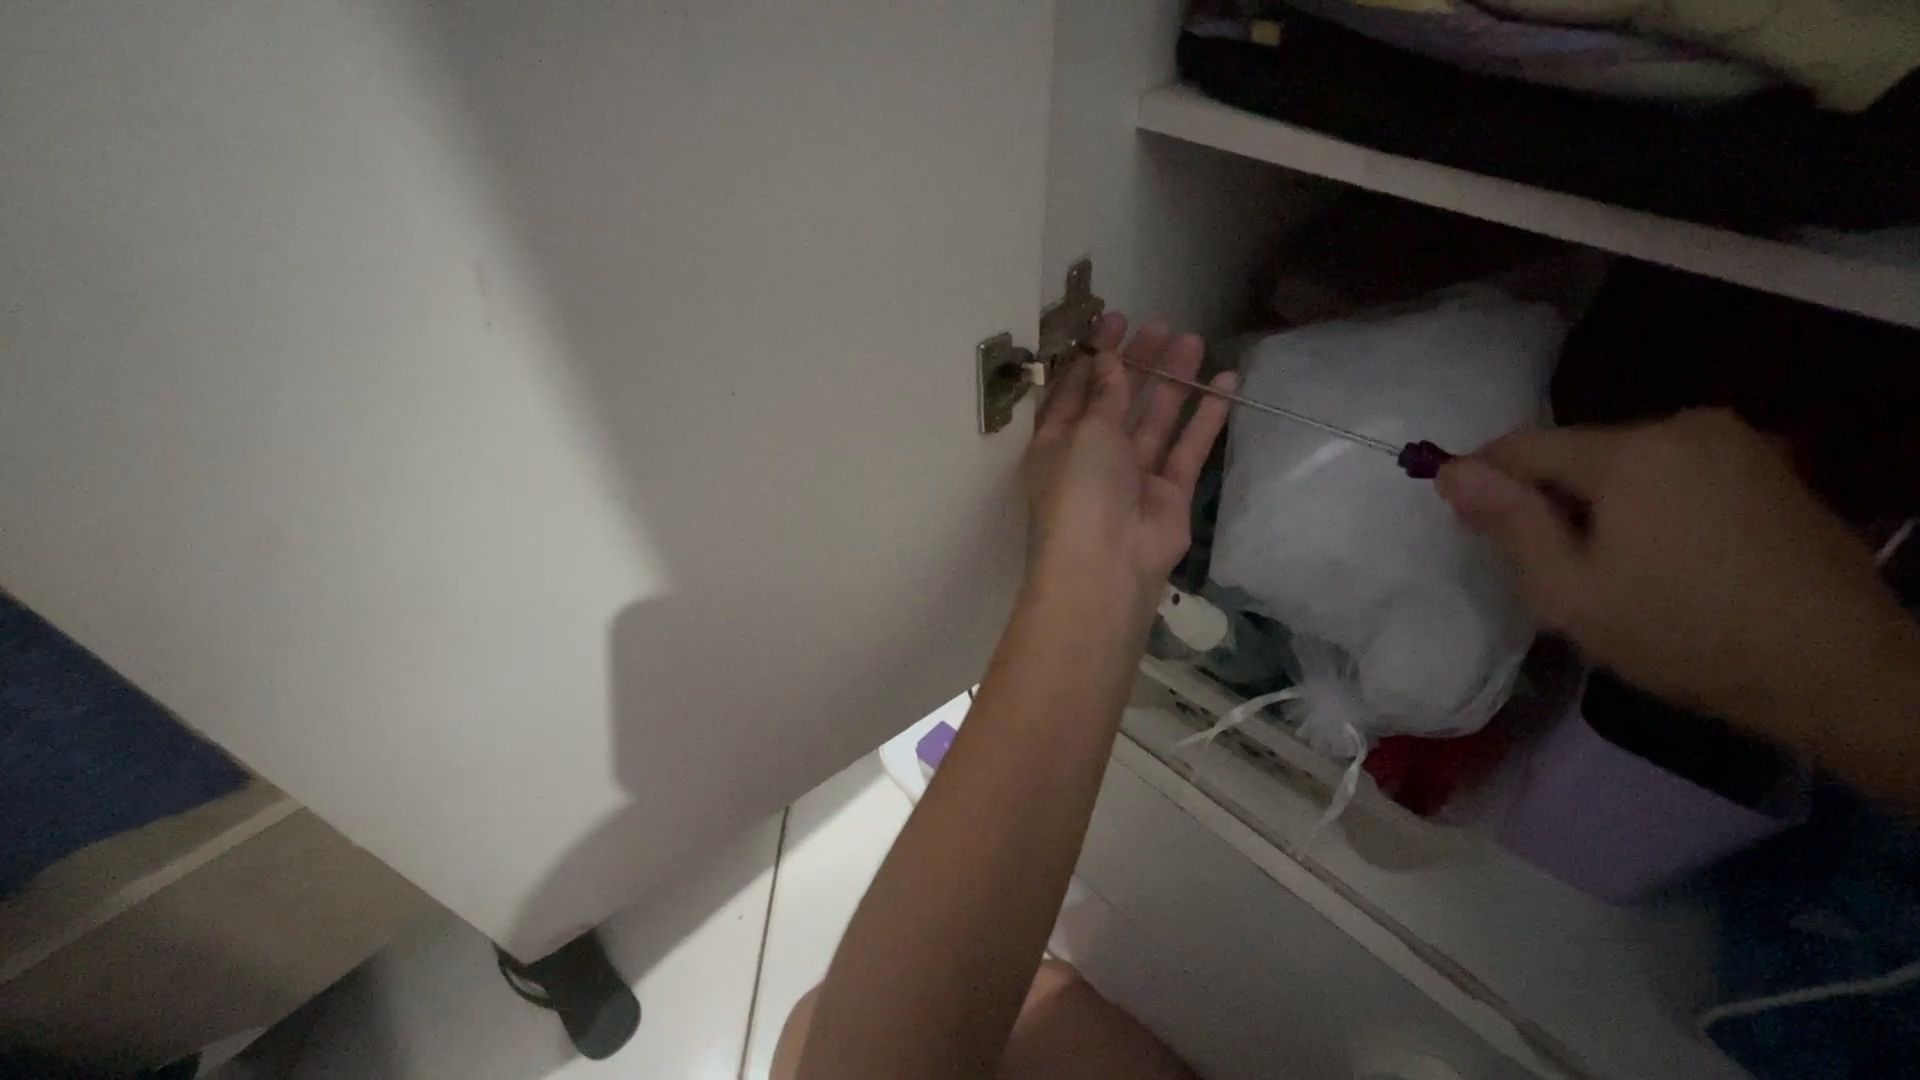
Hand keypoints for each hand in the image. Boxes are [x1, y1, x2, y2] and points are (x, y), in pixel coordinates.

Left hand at [1023, 313, 1235, 605]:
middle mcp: (1092, 456)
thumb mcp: (1085, 432)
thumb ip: (1104, 395)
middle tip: (1162, 326)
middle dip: (1138, 363)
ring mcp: (1132, 476)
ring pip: (1155, 420)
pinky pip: (1187, 448)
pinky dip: (1205, 418)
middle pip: (1118, 400)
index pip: (1074, 390)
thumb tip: (1108, 360)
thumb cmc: (1081, 492)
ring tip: (1194, 340)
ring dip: (1173, 382)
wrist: (1107, 567)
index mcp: (1056, 442)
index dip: (1094, 355)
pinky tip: (1224, 383)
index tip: (1117, 320)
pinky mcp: (1169, 494)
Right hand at [1436, 409, 1918, 749]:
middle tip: (1552, 568)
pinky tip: (1664, 560)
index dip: (1482, 479)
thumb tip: (1451, 471)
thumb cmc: (1681, 633)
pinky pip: (1674, 474)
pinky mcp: (1770, 468)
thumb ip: (1507, 522)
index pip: (1521, 446)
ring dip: (1598, 504)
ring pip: (1624, 464)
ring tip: (1611, 569)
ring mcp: (1737, 444)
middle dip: (1548, 498)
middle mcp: (1685, 426)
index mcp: (1631, 451)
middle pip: (1575, 453)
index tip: (1471, 525)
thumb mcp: (1567, 591)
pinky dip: (1648, 506)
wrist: (1839, 671)